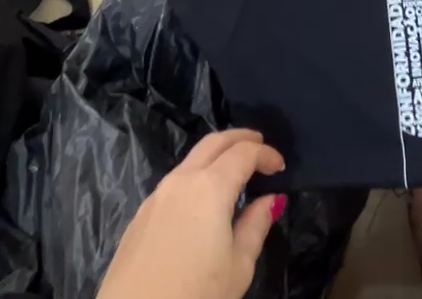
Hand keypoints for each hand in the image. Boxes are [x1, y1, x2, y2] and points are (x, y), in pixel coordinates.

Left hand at [98, 129, 287, 298]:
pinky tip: (203, 199)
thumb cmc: (195, 297)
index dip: (266, 153)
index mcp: (210, 188)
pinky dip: (196, 175)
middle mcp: (181, 181)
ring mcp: (156, 196)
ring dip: (216, 155)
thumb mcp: (238, 267)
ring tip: (234, 170)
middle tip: (260, 145)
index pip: (244, 153)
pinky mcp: (141, 215)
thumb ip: (255, 226)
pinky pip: (175, 181)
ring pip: (191, 159)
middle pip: (213, 142)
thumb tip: (269, 199)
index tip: (280, 166)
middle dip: (240, 138)